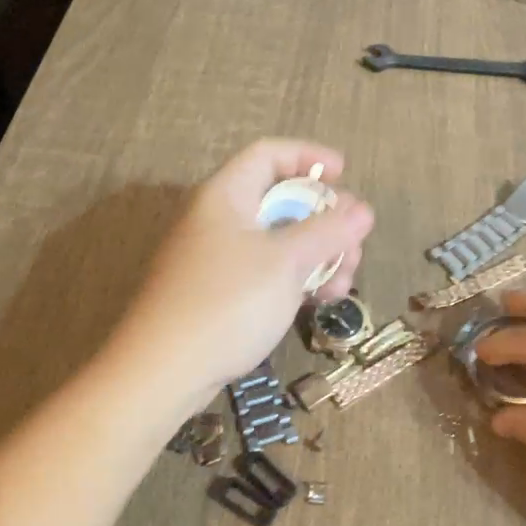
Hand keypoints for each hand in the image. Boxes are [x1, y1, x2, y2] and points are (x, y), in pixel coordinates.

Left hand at [105, 140, 374, 409]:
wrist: (162, 371)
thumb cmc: (227, 303)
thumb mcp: (286, 262)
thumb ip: (328, 231)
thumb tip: (363, 209)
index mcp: (225, 196)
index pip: (268, 154)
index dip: (308, 157)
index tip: (345, 175)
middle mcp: (218, 219)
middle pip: (280, 201)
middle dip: (324, 221)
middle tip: (354, 247)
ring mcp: (216, 259)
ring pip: (277, 242)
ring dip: (317, 257)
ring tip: (343, 286)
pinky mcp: (218, 295)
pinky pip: (264, 273)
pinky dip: (294, 280)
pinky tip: (318, 303)